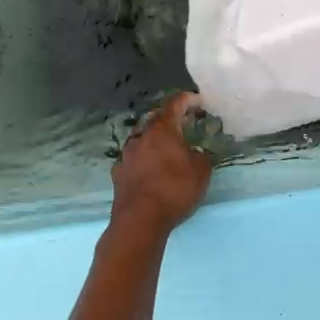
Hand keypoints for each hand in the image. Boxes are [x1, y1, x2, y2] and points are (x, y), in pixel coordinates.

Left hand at [111, 92, 212, 232]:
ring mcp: (126, 155)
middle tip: (184, 125)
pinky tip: (150, 169)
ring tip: (167, 149)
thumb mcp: (201, 171)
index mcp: (162, 130)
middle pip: (155, 119)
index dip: (188, 99)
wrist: (139, 220)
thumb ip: (202, 155)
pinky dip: (144, 157)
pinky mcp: (118, 173)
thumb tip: (196, 152)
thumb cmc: (174, 190)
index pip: (175, 103)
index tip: (199, 101)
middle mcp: (141, 136)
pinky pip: (133, 157)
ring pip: (142, 138)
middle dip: (170, 119)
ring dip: (154, 139)